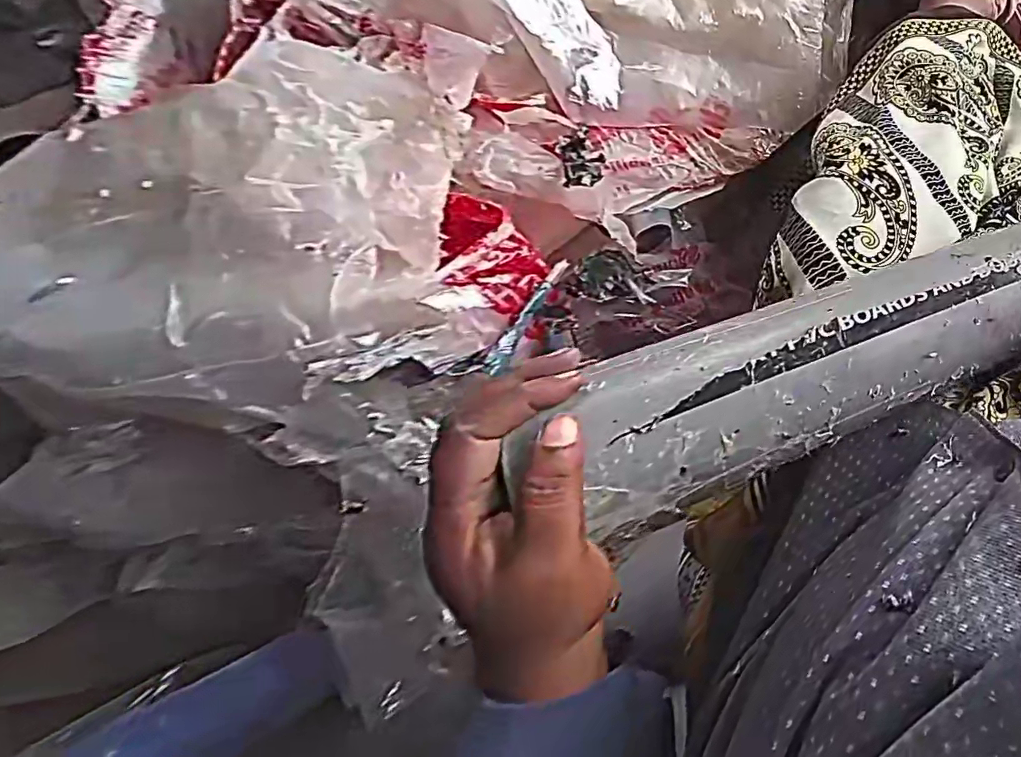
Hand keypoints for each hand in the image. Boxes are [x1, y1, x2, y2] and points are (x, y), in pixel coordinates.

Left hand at [425, 347, 615, 702]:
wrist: (544, 656)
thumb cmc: (547, 616)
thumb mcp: (554, 558)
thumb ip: (553, 492)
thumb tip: (562, 424)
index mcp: (453, 519)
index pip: (469, 436)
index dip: (514, 400)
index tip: (565, 383)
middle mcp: (454, 500)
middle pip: (469, 421)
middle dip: (516, 383)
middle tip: (567, 362)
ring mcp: (473, 496)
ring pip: (483, 424)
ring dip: (521, 389)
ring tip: (564, 366)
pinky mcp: (498, 494)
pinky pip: (503, 438)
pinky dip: (529, 409)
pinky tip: (552, 395)